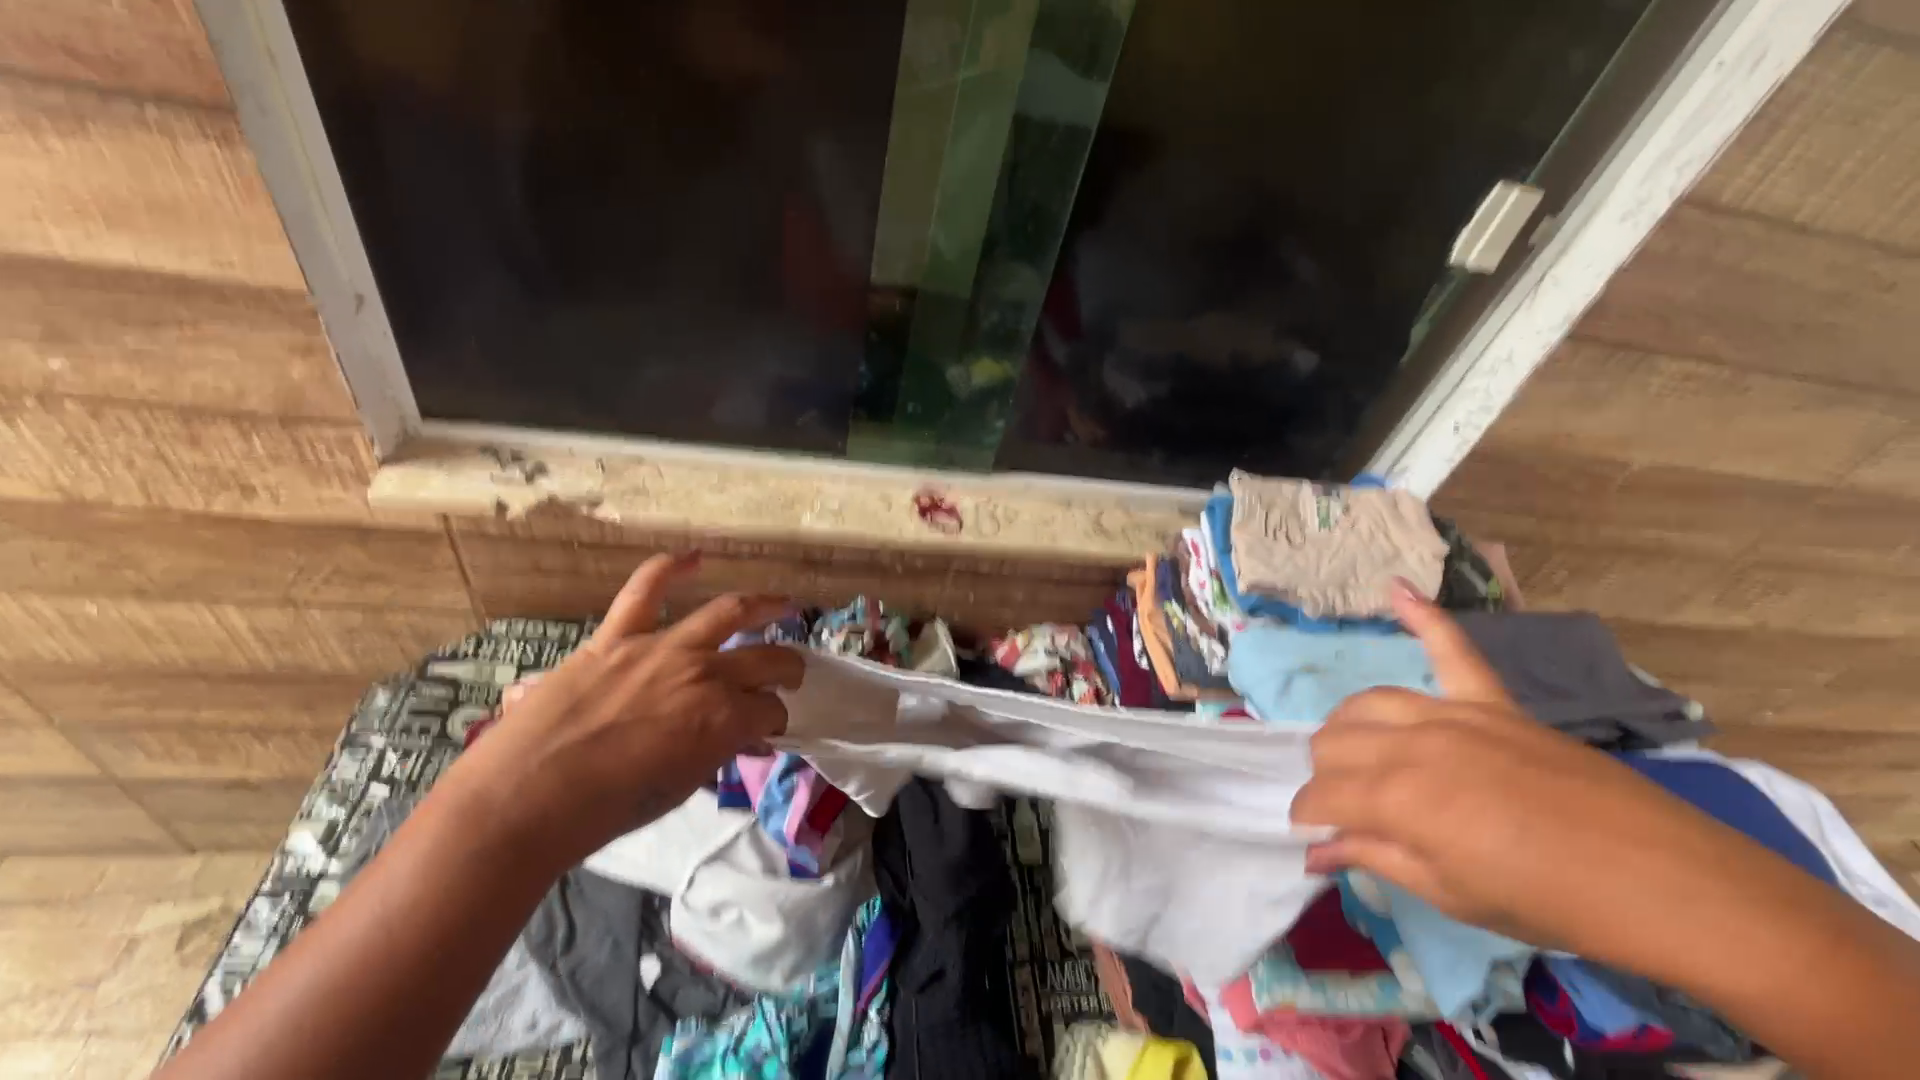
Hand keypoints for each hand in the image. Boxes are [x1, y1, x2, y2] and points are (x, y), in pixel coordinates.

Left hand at [445, 554, 804, 867]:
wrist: (528, 798)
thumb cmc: (609, 808)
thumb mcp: (680, 788)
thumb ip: (716, 753)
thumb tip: (741, 738)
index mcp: (726, 719)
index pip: (770, 710)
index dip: (774, 721)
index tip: (767, 731)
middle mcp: (706, 674)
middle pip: (767, 660)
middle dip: (787, 668)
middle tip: (791, 675)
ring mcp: (662, 648)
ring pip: (728, 612)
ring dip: (763, 605)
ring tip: (782, 605)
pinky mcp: (616, 637)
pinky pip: (646, 589)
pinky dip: (672, 568)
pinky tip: (695, 557)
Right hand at [1291, 583, 1751, 956]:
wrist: (1661, 882)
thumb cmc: (1547, 902)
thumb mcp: (1449, 894)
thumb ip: (1373, 858)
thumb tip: (1313, 853)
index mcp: (1397, 797)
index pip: (1320, 795)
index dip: (1310, 819)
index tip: (1317, 839)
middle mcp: (1412, 743)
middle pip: (1333, 744)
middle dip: (1326, 778)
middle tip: (1348, 813)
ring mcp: (1455, 715)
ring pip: (1368, 702)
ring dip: (1347, 728)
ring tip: (1358, 756)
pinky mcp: (1495, 703)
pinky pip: (1453, 649)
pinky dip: (1425, 617)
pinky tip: (1395, 589)